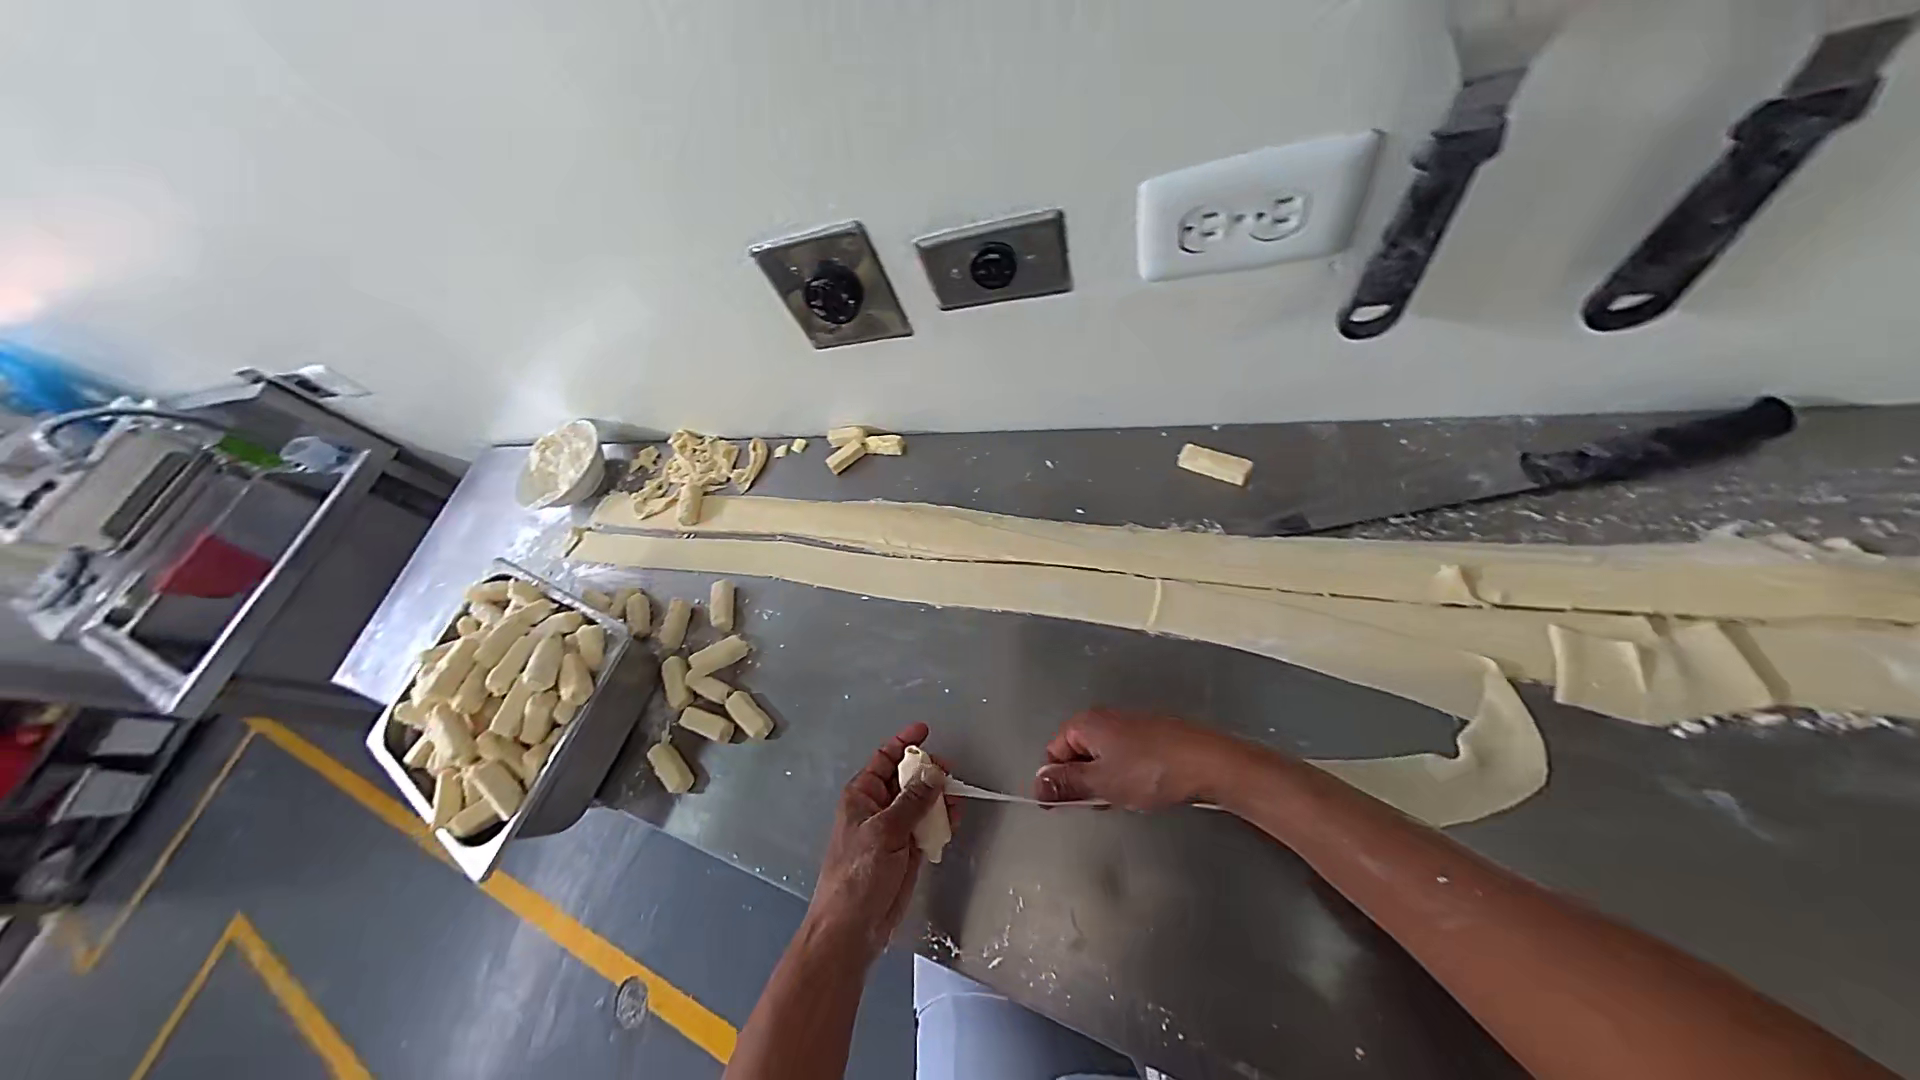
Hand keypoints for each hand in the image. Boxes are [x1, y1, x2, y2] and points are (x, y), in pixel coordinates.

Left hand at [803, 722, 948, 962]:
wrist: (852, 929)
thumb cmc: (858, 874)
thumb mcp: (884, 832)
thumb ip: (912, 802)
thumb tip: (935, 773)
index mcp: (862, 795)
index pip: (885, 758)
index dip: (904, 742)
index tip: (925, 730)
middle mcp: (878, 807)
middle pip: (907, 778)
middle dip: (928, 771)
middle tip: (950, 771)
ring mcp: (895, 829)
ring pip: (922, 802)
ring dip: (940, 797)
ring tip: (957, 796)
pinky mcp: (909, 850)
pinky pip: (929, 826)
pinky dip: (942, 820)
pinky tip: (955, 818)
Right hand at [1033, 708, 1250, 810]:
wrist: (1208, 763)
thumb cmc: (1151, 771)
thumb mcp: (1101, 784)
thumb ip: (1065, 784)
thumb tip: (1037, 784)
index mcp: (1087, 723)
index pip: (1053, 751)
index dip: (1057, 779)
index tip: (1069, 803)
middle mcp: (1105, 718)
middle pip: (1077, 753)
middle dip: (1084, 780)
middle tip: (1100, 802)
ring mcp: (1130, 725)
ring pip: (1102, 757)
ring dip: (1106, 780)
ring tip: (1125, 797)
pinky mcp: (1151, 735)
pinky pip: (1125, 756)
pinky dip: (1126, 774)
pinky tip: (1143, 789)